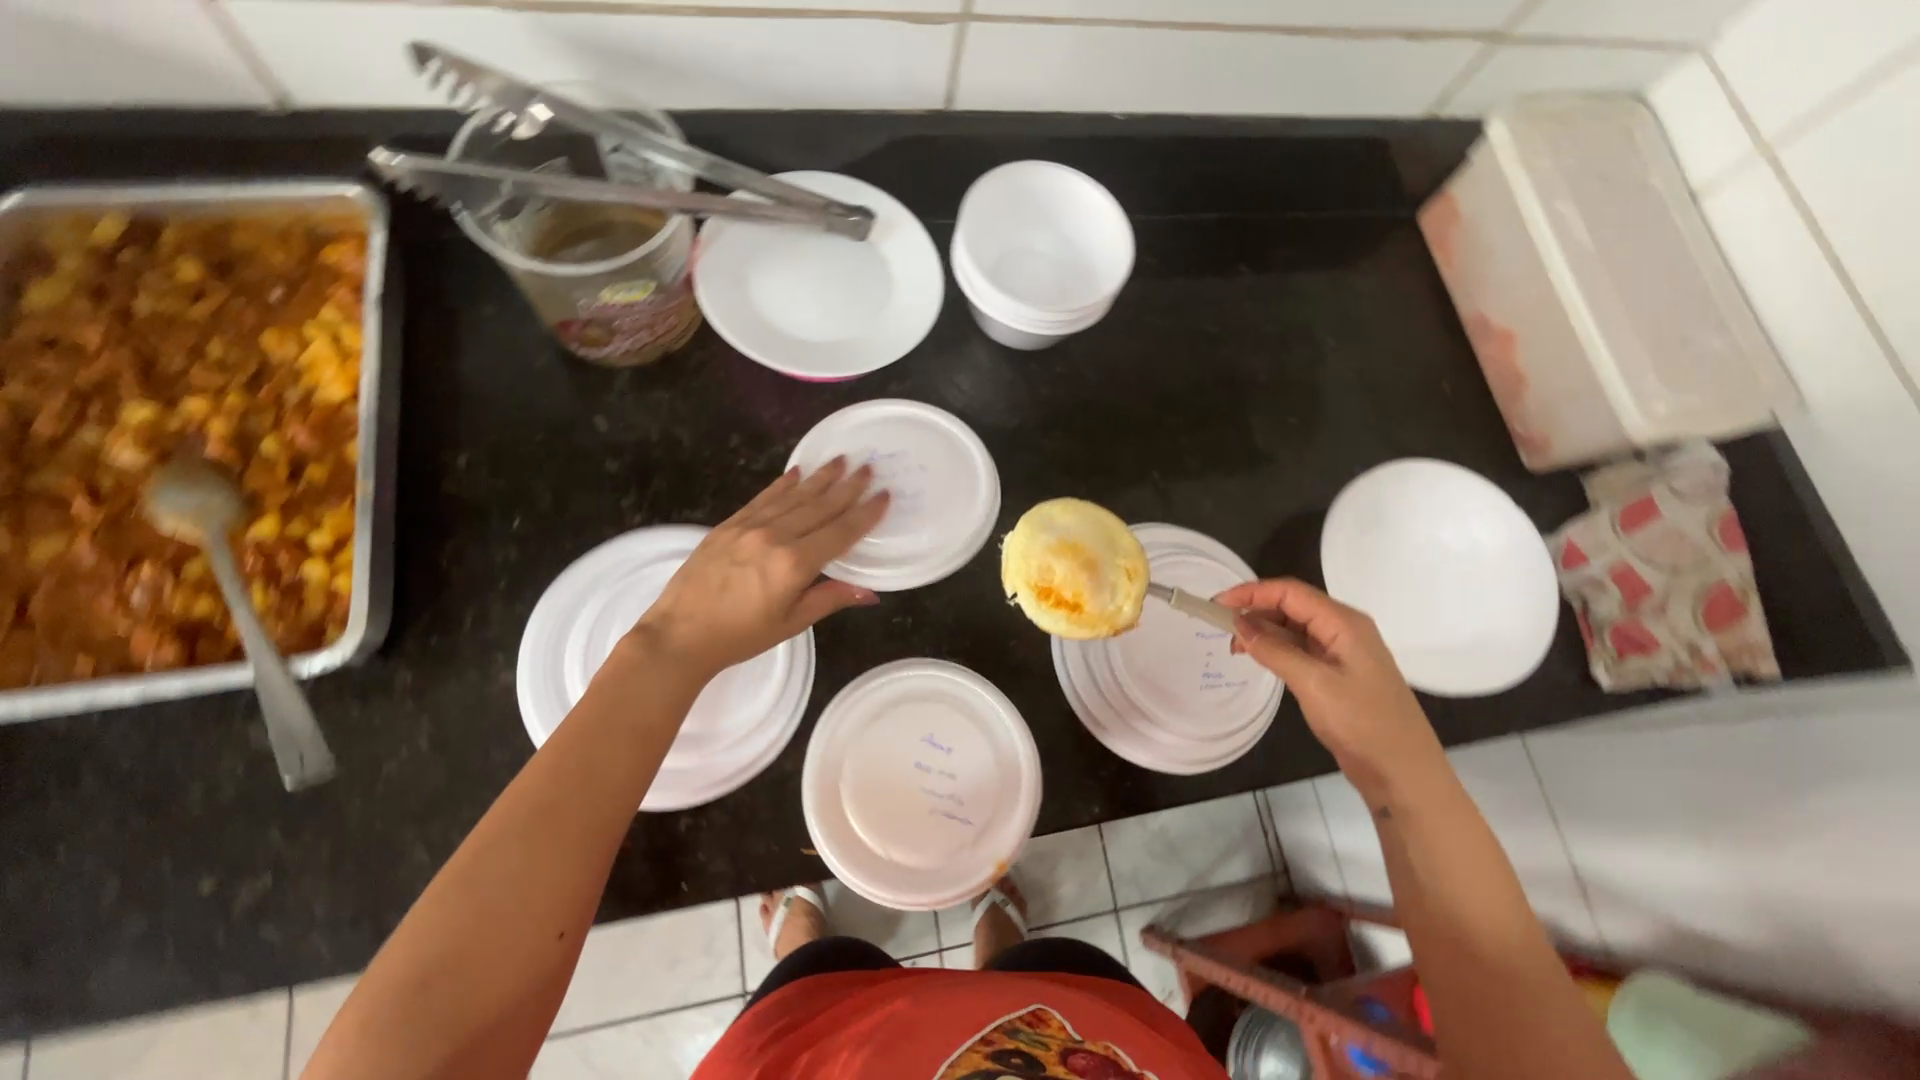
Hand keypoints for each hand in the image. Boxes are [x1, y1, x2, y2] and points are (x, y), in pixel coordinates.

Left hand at [625, 457, 888, 680]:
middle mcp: (774, 537)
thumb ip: (829, 599)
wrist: (680, 635)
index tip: (884, 495)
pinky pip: (762, 499)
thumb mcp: (791, 623)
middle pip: (819, 507)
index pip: (840, 532)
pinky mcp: (728, 526)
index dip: (865, 514)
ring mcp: (749, 527)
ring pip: (793, 497)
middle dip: (847, 487)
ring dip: (819, 478)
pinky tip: (796, 472)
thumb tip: (870, 592)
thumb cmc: (740, 637)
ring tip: (840, 461)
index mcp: (794, 564)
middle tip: (868, 468)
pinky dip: (782, 485)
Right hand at [1214, 578, 1446, 802]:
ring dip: (1263, 631)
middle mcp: (1344, 629)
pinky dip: (1276, 649)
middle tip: (1221, 630)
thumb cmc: (1362, 723)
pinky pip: (1301, 648)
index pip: (1291, 592)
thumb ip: (1276, 651)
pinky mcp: (1337, 673)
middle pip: (1292, 605)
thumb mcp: (1314, 684)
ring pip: (1294, 627)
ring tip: (1235, 647)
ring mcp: (1342, 652)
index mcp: (1344, 623)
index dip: (1252, 592)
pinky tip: (1259, 659)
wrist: (1402, 770)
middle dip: (1255, 611)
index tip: (1217, 605)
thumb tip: (1241, 625)